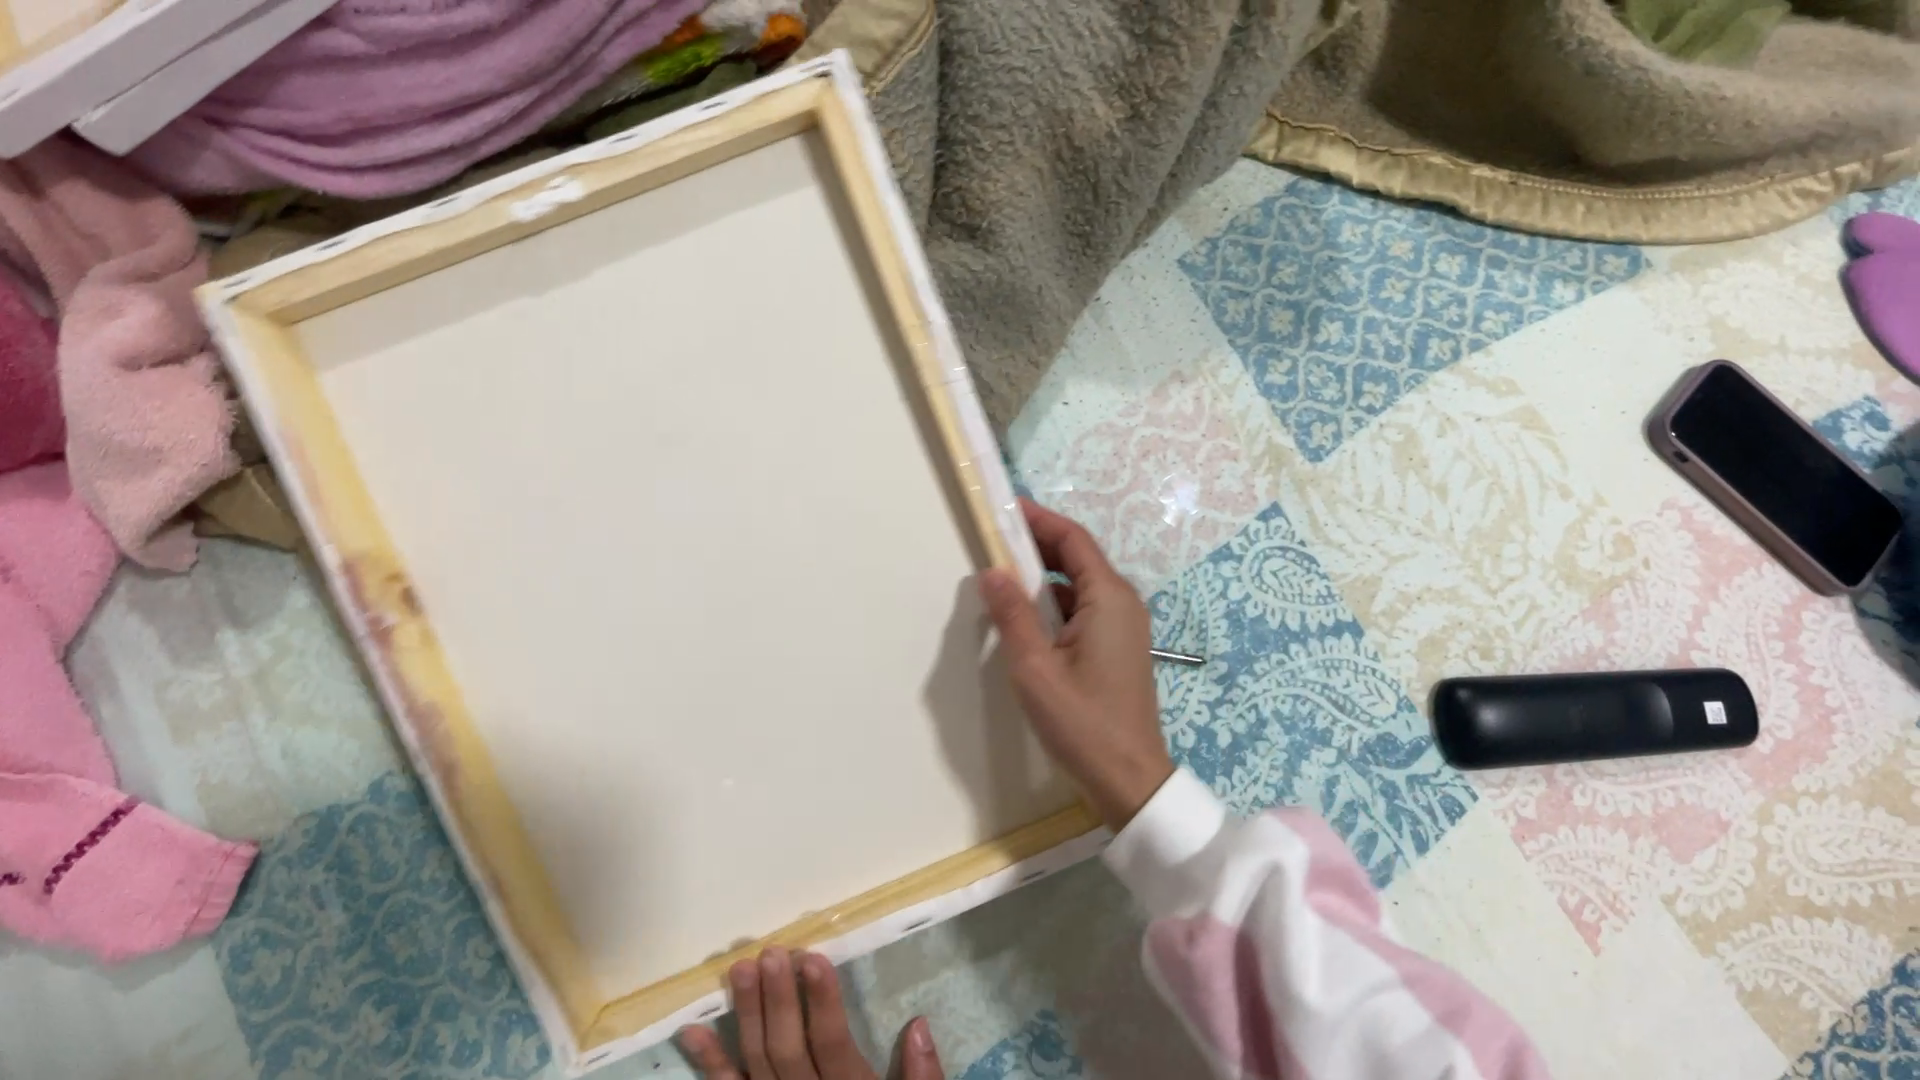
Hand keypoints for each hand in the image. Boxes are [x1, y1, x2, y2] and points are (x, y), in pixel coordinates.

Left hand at [679, 946, 942, 1079]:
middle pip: (787, 1050)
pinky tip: (692, 1030)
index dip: (822, 1002)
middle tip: (770, 954)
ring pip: (756, 1064)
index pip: (833, 1044)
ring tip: (739, 969)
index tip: (812, 958)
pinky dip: (709, 1064)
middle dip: (778, 1000)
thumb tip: (918, 1025)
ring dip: (746, 1016)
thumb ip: (922, 1078)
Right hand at [977, 498, 1174, 830]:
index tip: (1003, 507)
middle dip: (1036, 545)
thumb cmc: (1082, 722)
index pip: (1072, 539)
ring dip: (1042, 576)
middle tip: (993, 539)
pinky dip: (1053, 603)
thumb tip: (992, 571)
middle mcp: (1122, 603)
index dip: (1038, 519)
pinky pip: (1083, 609)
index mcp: (1108, 598)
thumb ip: (1012, 614)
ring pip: (1078, 585)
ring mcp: (1123, 627)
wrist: (1128, 778)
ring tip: (1001, 574)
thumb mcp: (1035, 667)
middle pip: (1077, 558)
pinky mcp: (1117, 648)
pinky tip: (1024, 616)